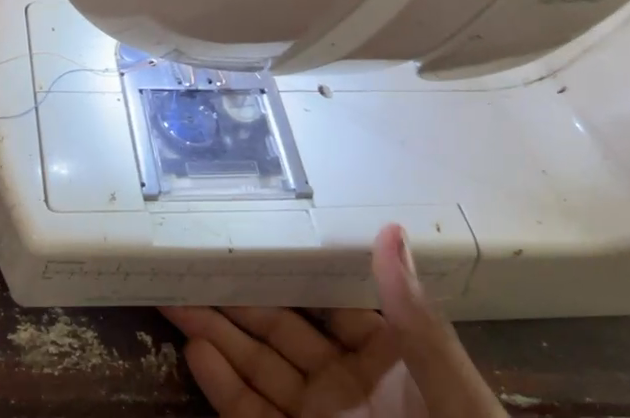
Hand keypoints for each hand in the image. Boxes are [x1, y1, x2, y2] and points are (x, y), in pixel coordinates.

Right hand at [160, 225, 504, 417]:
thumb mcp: (453, 392)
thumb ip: (416, 319)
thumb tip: (391, 230)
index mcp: (388, 358)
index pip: (326, 301)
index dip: (285, 271)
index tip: (244, 239)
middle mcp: (346, 384)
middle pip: (279, 331)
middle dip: (234, 300)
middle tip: (189, 266)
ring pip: (257, 369)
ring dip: (216, 336)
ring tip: (175, 301)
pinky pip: (251, 414)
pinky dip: (221, 387)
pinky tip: (196, 353)